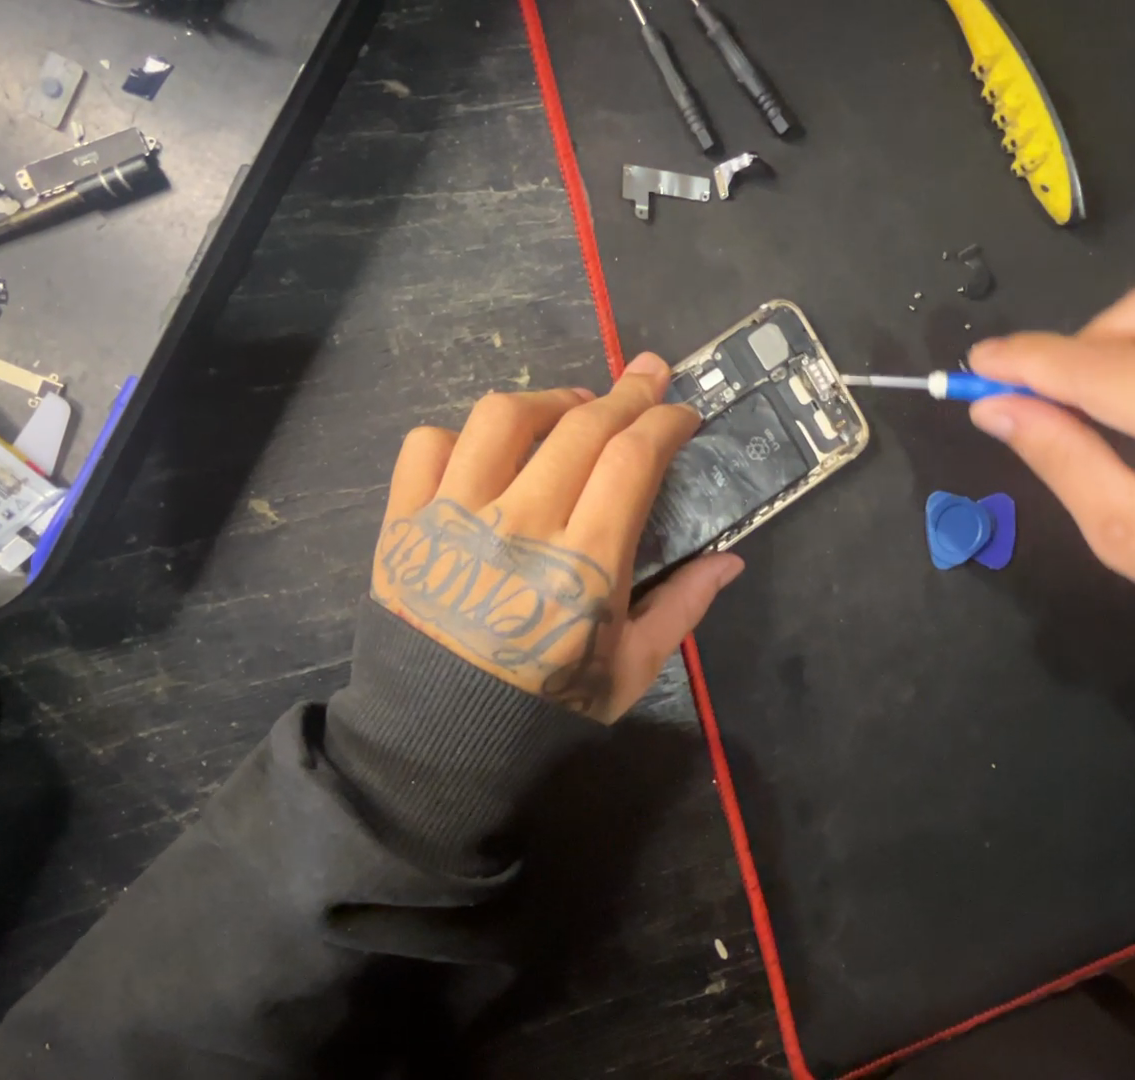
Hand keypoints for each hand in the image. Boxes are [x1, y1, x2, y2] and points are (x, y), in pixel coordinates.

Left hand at [371, 354, 744, 721]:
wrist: (438, 735)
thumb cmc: (545, 706)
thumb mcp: (630, 670)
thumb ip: (682, 608)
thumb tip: (730, 560)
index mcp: (584, 562)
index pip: (633, 459)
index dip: (665, 422)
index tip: (682, 413)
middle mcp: (520, 523)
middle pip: (581, 427)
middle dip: (627, 392)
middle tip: (649, 375)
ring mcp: (454, 515)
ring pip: (502, 417)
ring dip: (548, 400)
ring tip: (572, 409)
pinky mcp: (404, 520)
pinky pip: (427, 445)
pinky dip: (462, 435)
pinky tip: (489, 451)